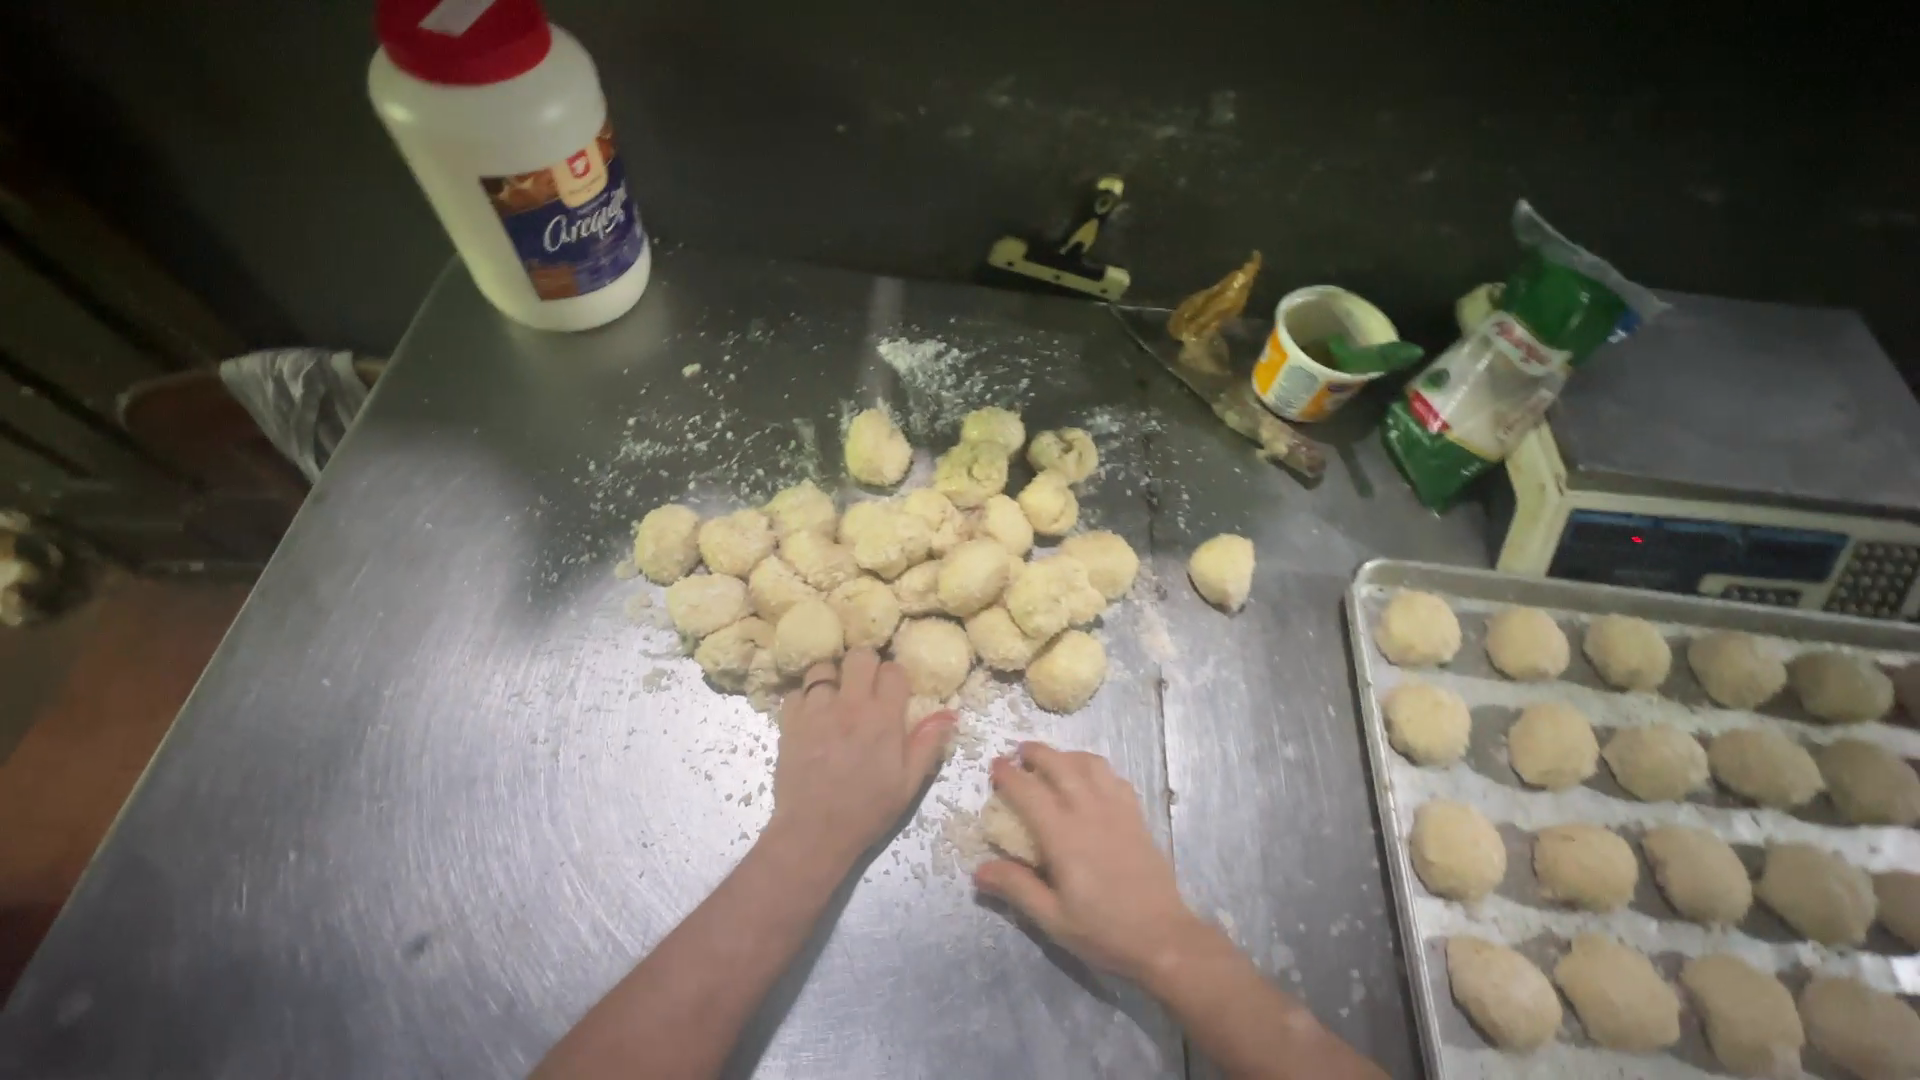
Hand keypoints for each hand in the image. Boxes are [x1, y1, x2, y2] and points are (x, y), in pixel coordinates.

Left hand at [768, 649, 955, 866]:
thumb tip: (948, 715)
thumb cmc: (867, 810)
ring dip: (832, 679)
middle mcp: (849, 706)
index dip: (896, 678)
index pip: (893, 671)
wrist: (814, 832)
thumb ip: (927, 744)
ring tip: (835, 698)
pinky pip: (796, 692)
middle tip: (865, 686)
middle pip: (859, 656)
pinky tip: (812, 716)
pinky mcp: (790, 722)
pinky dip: (805, 699)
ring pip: (823, 668)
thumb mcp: (908, 784)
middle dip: (866, 665)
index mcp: (883, 719)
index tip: (895, 692)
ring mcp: (816, 711)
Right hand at [973, 743, 1206, 982]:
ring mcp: (1117, 810)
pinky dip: (1096, 768)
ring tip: (1054, 760)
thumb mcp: (1053, 918)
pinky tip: (1091, 780)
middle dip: (1036, 752)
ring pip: (1090, 764)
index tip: (994, 766)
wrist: (1163, 937)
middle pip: (1060, 765)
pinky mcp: (1136, 816)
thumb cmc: (1103, 931)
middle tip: (1019, 752)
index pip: (1029, 791)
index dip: (1009, 775)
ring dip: (1067, 755)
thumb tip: (978, 869)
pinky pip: (1114, 778)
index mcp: (1063, 835)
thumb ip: (1016, 887)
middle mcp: (1089, 811)